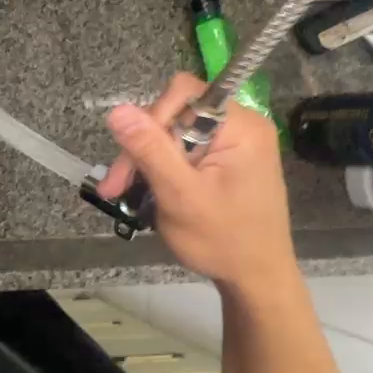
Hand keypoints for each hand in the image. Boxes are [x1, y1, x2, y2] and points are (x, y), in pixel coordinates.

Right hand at [98, 73, 296, 287]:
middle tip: (116, 187)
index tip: (131, 158)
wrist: (255, 278)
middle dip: (141, 148)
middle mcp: (240, 126)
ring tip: (124, 194)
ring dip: (145, 161)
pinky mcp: (225, 160)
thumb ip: (150, 150)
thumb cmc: (223, 240)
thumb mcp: (180, 195)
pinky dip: (160, 169)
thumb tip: (117, 110)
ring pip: (172, 134)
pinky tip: (148, 192)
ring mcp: (233, 144)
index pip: (183, 94)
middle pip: (174, 114)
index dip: (151, 119)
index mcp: (240, 127)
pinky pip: (183, 150)